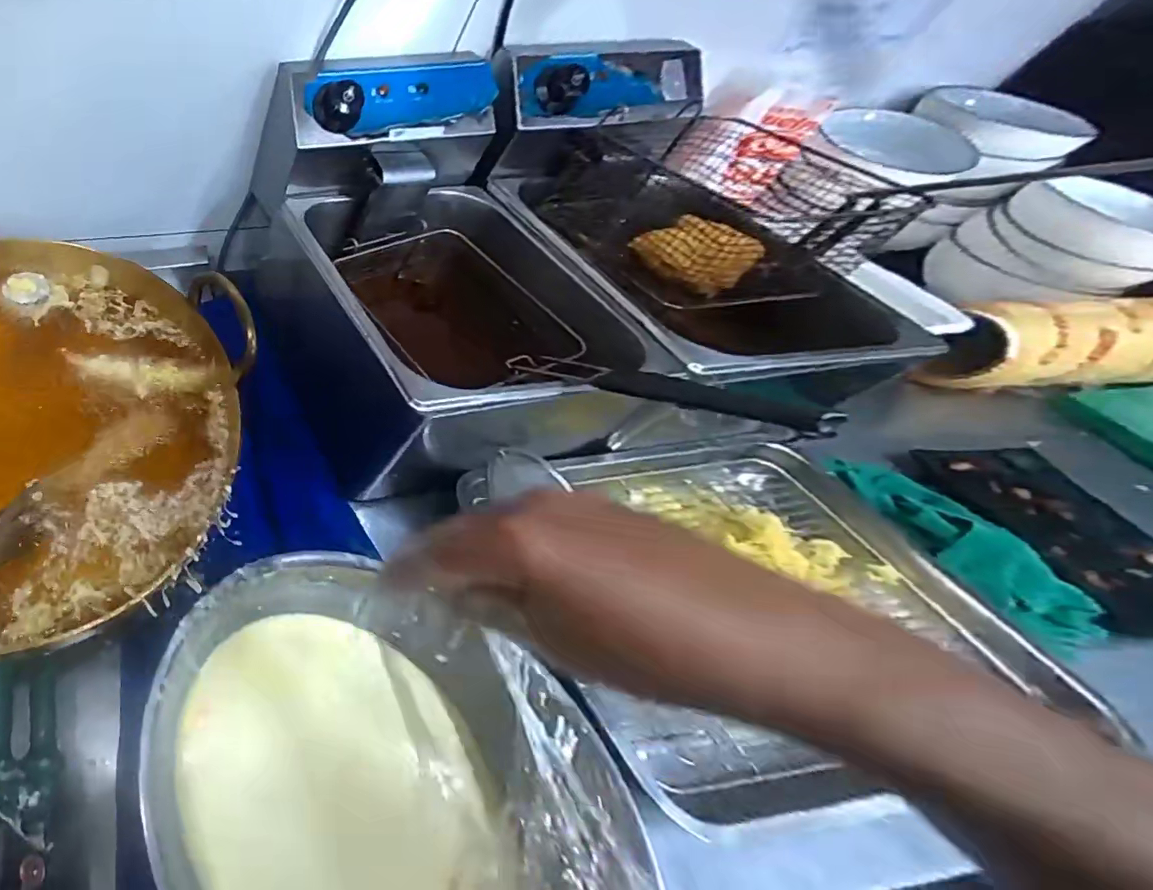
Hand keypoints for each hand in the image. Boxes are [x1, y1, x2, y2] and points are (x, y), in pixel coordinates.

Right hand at [383, 489, 976, 733]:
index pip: (439, 551)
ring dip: (476, 545)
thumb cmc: (652, 653)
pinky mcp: (603, 506)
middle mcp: (533, 505)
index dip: (406, 571)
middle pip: (465, 527)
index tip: (383, 588)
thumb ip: (495, 608)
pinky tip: (524, 565)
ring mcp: (571, 499)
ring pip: (500, 519)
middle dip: (437, 555)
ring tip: (465, 578)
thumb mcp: (559, 643)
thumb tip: (456, 593)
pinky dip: (514, 539)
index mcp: (515, 539)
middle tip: (418, 585)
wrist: (769, 637)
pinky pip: (536, 518)